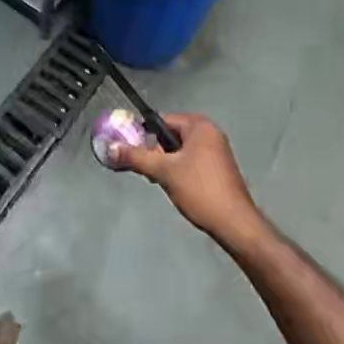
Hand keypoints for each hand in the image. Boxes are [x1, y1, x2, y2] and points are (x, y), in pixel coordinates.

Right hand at [110, 113, 264, 244]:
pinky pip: (192, 160)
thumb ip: (136, 157)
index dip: (145, 134)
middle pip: (171, 135)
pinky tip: (177, 187)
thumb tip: (109, 148)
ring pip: (180, 150)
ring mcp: (217, 150)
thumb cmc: (199, 189)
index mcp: (200, 125)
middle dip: (157, 151)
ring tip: (163, 181)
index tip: (134, 152)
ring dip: (167, 163)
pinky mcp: (219, 168)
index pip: (162, 120)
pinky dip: (180, 170)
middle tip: (151, 171)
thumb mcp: (163, 171)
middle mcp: (210, 132)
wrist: (234, 223)